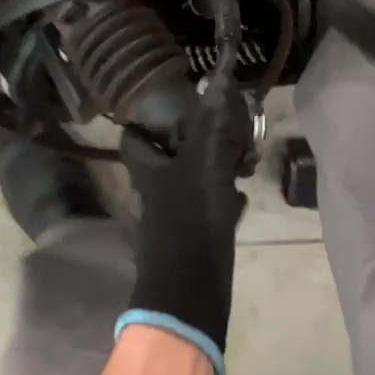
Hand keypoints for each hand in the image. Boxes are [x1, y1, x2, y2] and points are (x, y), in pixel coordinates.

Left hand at [117, 92, 248, 374]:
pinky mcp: (191, 242)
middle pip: (164, 159)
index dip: (145, 122)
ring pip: (187, 182)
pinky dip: (221, 197)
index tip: (171, 103)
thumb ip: (212, 125)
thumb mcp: (204, 166)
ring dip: (209, 168)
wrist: (191, 298)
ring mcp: (172, 219)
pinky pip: (205, 208)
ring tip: (239, 156)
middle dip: (188, 141)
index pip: (133, 139)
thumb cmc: (191, 224)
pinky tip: (241, 195)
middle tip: (217, 126)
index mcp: (148, 172)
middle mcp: (154, 193)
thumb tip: (218, 77)